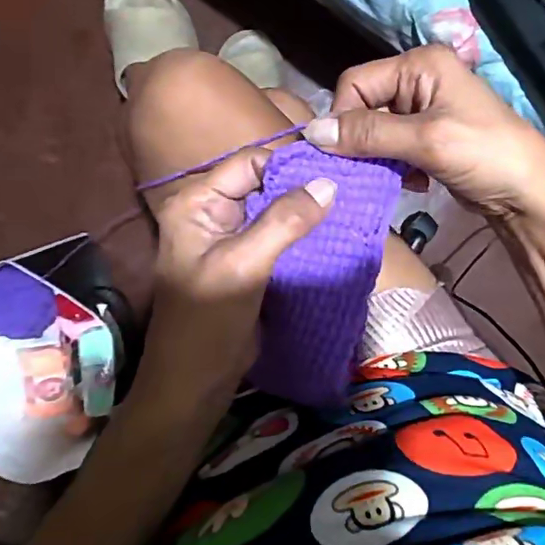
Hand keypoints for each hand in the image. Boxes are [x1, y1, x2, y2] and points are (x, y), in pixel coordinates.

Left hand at [143, 147, 333, 397]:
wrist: (195, 381)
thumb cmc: (208, 320)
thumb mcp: (244, 266)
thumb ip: (284, 222)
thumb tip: (329, 183)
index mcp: (198, 203)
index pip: (249, 163)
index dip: (289, 165)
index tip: (335, 172)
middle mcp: (212, 213)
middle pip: (263, 183)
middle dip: (302, 187)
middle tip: (349, 189)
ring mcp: (230, 238)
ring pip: (275, 210)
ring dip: (306, 212)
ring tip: (348, 209)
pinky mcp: (248, 261)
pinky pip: (278, 236)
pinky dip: (302, 235)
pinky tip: (332, 235)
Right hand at [304, 45, 544, 225]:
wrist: (529, 195)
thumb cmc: (484, 155)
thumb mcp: (425, 141)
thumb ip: (368, 134)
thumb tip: (312, 132)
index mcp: (420, 64)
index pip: (356, 82)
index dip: (343, 117)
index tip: (342, 154)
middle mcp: (419, 79)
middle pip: (363, 106)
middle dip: (362, 141)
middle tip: (368, 171)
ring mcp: (424, 109)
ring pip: (374, 131)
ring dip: (378, 157)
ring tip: (397, 177)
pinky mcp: (428, 137)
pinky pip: (391, 147)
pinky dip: (394, 166)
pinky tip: (415, 182)